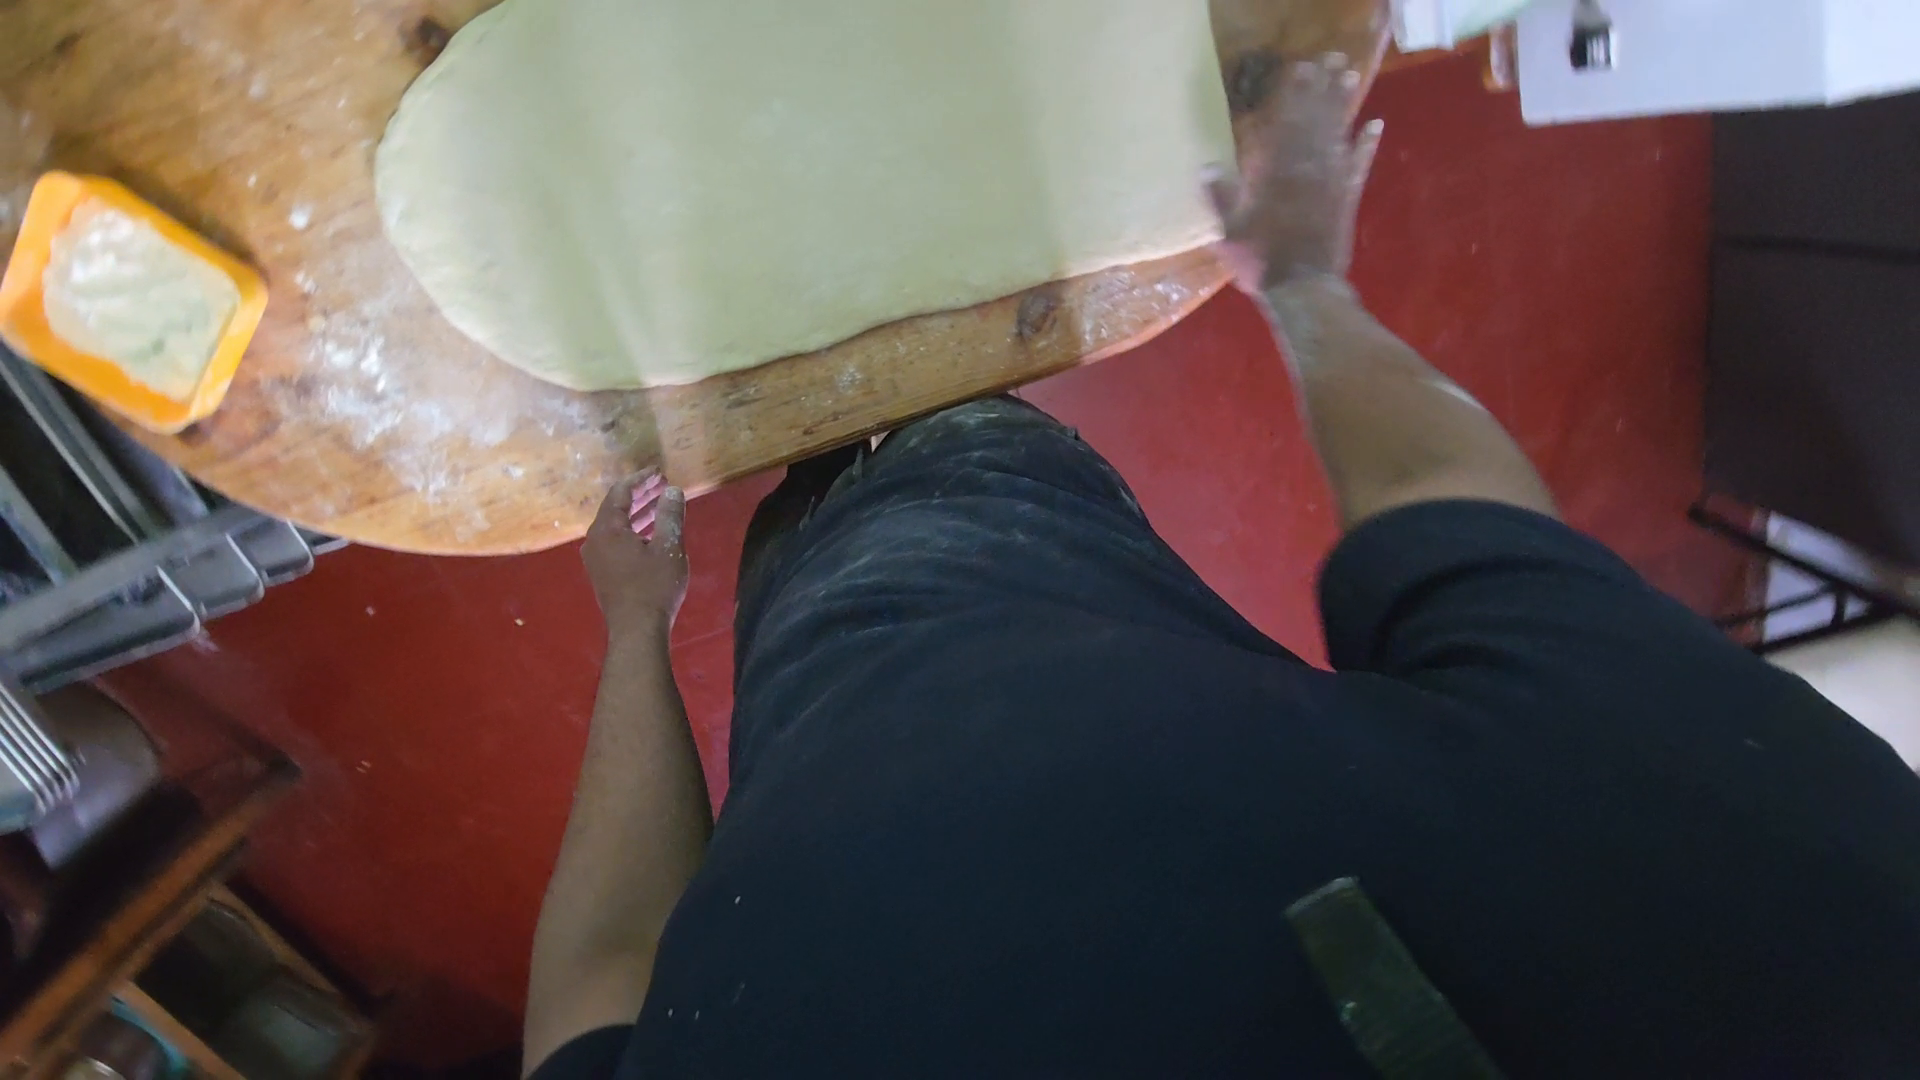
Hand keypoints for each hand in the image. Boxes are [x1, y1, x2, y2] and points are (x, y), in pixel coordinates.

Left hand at [581, 469, 688, 638]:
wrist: (636, 629)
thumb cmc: (654, 586)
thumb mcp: (669, 547)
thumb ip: (670, 515)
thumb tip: (672, 490)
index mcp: (607, 529)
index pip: (620, 493)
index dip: (640, 479)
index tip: (659, 473)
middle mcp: (594, 540)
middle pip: (615, 508)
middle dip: (639, 496)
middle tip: (662, 486)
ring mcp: (595, 558)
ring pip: (615, 527)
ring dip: (637, 515)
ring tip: (660, 507)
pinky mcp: (602, 573)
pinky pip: (615, 542)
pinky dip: (633, 532)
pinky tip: (651, 536)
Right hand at [1206, 53, 1383, 293]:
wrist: (1302, 286)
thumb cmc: (1260, 261)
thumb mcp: (1229, 232)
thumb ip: (1220, 198)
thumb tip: (1206, 167)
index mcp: (1275, 173)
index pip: (1285, 124)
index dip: (1292, 96)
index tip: (1297, 69)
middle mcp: (1307, 168)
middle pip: (1315, 120)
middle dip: (1321, 89)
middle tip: (1329, 60)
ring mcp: (1331, 181)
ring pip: (1338, 133)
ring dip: (1344, 104)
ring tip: (1349, 77)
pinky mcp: (1346, 198)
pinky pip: (1359, 165)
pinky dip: (1367, 145)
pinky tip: (1375, 125)